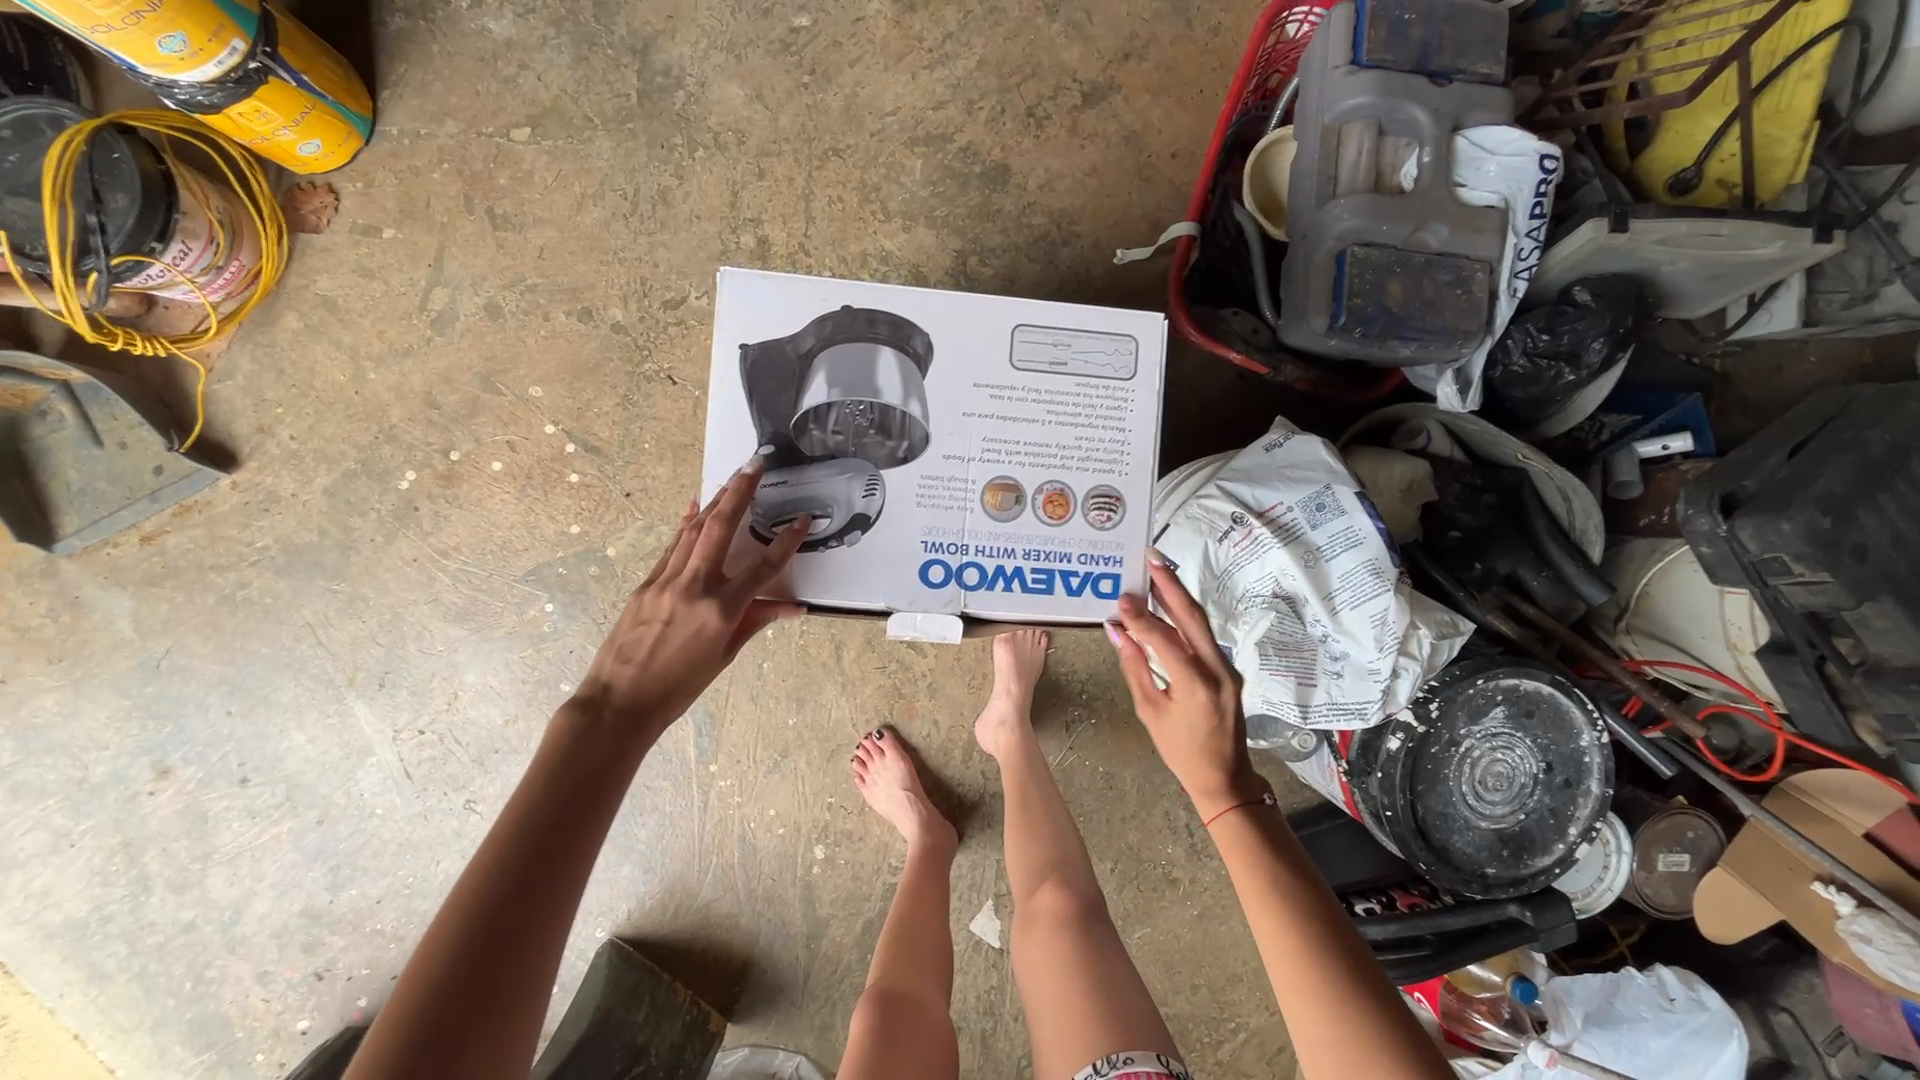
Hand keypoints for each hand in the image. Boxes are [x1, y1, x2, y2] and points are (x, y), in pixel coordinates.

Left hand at [570, 456, 807, 740]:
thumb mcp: (724, 656)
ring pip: (695, 530)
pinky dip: (687, 524)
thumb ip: (756, 622)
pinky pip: (673, 546)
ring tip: (733, 477)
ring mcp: (665, 581)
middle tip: (756, 463)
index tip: (803, 519)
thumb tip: (793, 607)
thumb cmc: (678, 688)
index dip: (787, 542)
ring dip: (716, 500)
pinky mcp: (646, 583)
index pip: (764, 568)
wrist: (619, 701)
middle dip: (741, 492)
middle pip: (722, 527)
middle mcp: (695, 587)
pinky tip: (695, 506)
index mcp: (721, 610)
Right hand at [1108, 557, 1267, 818]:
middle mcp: (1216, 669)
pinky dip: (1184, 618)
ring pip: (1200, 622)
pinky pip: (1203, 636)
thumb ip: (1134, 667)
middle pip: (1192, 616)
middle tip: (1150, 559)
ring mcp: (1227, 667)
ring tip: (1156, 574)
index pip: (1162, 638)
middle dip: (1170, 586)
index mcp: (1194, 684)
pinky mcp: (1227, 669)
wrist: (1224, 775)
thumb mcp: (1149, 710)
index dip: (1139, 616)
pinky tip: (1168, 607)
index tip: (1120, 597)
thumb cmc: (1180, 750)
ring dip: (1178, 597)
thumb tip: (1116, 631)